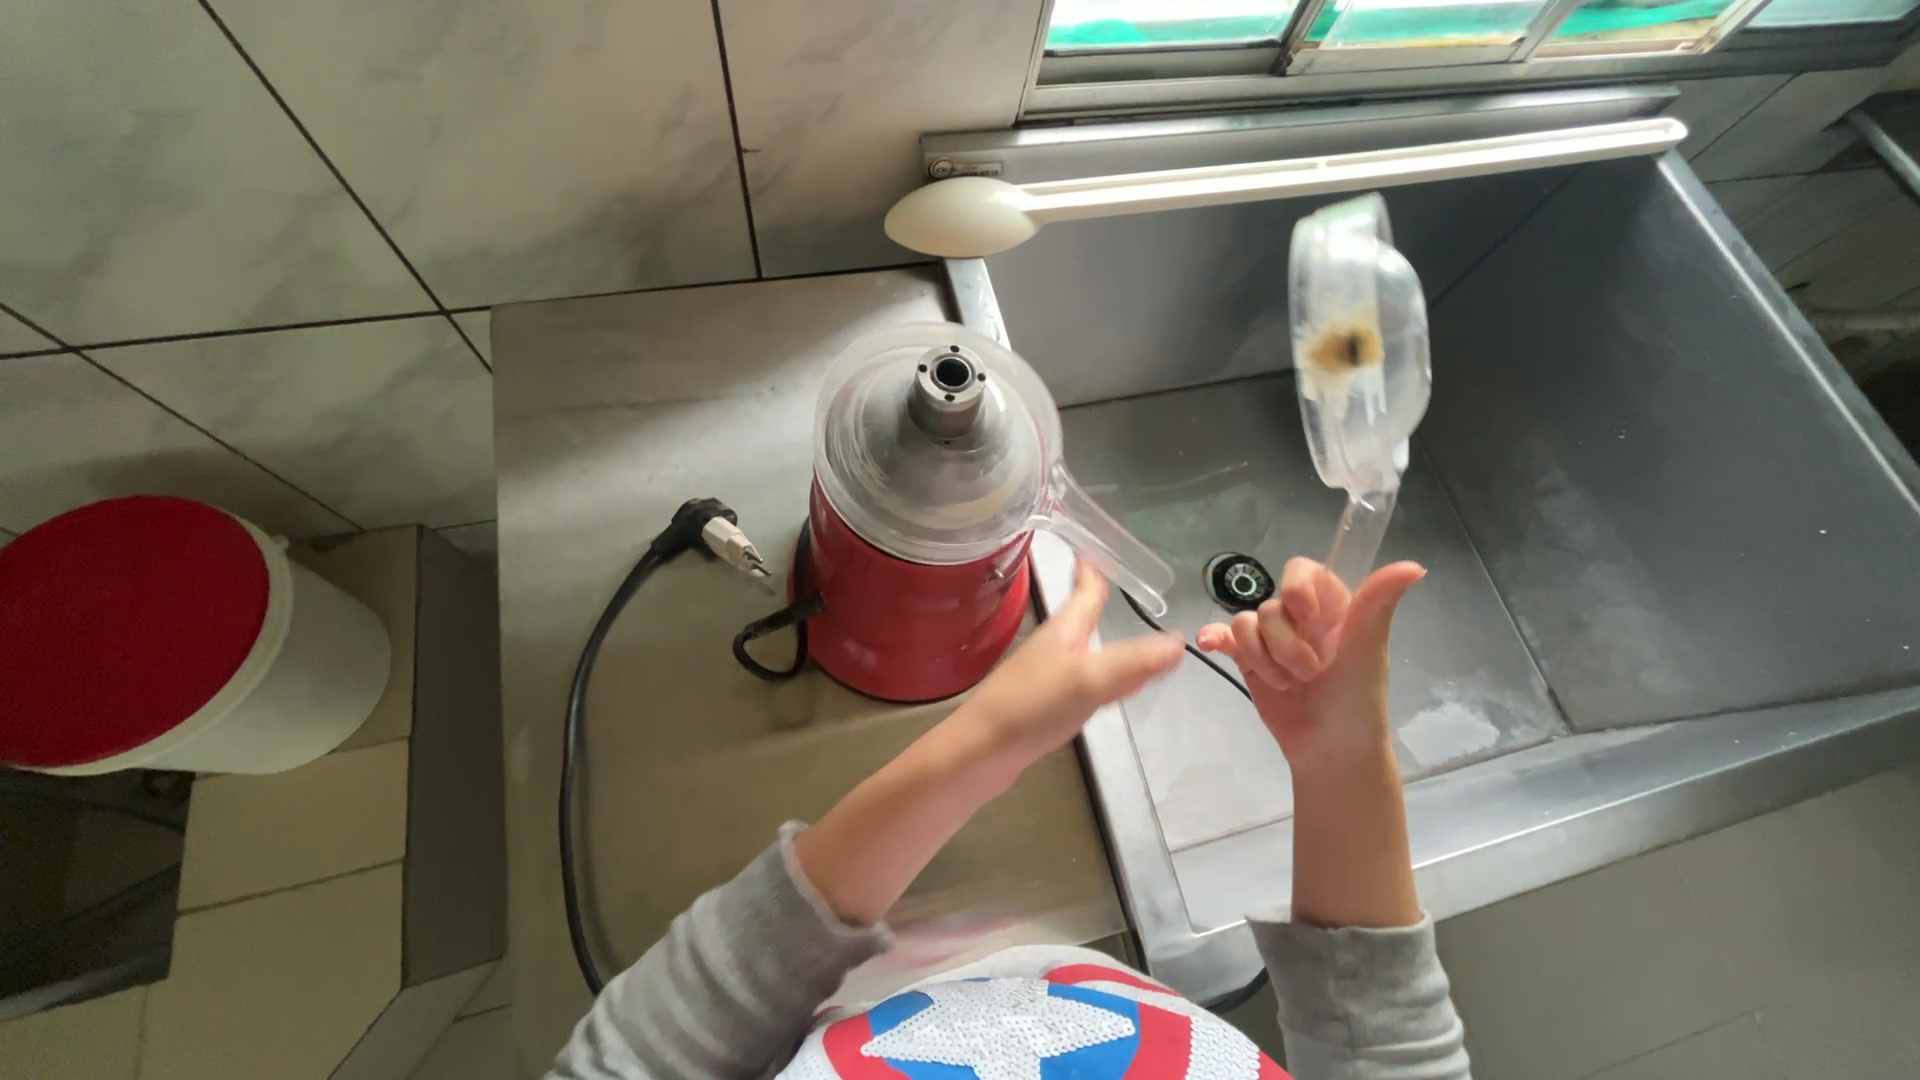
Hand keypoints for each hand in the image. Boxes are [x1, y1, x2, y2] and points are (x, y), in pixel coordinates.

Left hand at [954, 560, 1184, 771]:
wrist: (981, 751)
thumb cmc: (1032, 706)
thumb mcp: (1090, 681)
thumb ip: (1133, 663)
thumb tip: (1178, 642)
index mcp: (1065, 631)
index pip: (1084, 593)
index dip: (1091, 572)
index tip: (1093, 552)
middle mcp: (1054, 648)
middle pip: (1082, 621)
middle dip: (1098, 607)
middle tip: (1114, 593)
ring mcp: (1044, 677)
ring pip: (1082, 654)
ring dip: (1103, 647)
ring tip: (1127, 648)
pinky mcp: (1042, 706)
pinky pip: (1079, 684)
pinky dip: (1100, 682)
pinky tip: (1107, 696)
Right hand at [1197, 558, 1424, 768]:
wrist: (1330, 753)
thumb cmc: (1357, 703)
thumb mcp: (1367, 652)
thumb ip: (1377, 606)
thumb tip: (1417, 565)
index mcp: (1333, 609)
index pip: (1303, 571)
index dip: (1296, 588)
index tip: (1305, 615)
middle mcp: (1300, 620)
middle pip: (1270, 606)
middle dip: (1283, 642)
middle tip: (1309, 673)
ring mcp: (1271, 641)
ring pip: (1245, 623)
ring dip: (1261, 656)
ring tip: (1285, 684)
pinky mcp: (1248, 660)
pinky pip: (1223, 637)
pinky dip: (1214, 638)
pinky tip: (1208, 646)